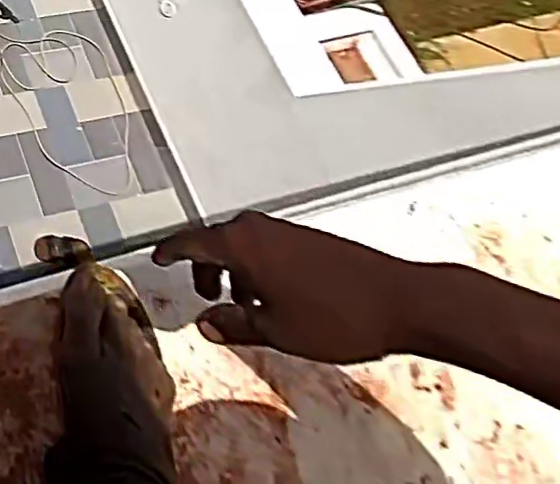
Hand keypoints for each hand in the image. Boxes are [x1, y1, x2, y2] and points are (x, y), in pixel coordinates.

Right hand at [152, 211, 429, 363]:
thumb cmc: (338, 315)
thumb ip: (234, 325)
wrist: (403, 301)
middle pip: (212, 242)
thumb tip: (207, 324)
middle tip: (206, 295)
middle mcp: (253, 228)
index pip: (187, 242)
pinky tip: (273, 296)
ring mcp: (279, 229)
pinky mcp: (301, 236)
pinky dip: (255, 266)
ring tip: (245, 305)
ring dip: (232, 270)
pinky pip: (261, 245)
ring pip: (238, 244)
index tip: (156, 257)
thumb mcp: (277, 331)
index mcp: (237, 244)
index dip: (168, 251)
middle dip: (204, 269)